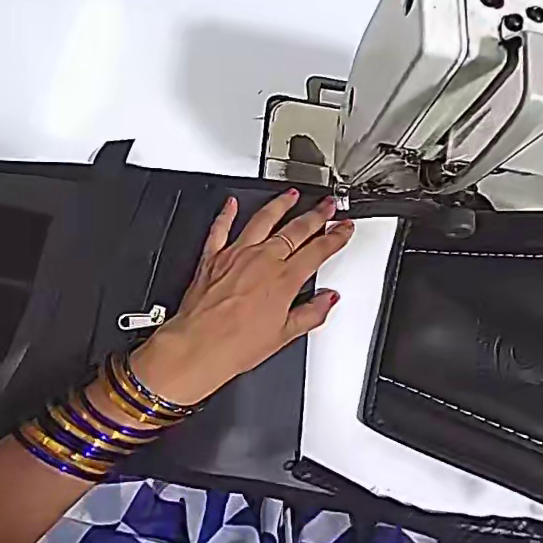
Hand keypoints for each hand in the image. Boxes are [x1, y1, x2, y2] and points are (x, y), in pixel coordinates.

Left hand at [128, 190, 353, 405]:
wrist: (198, 346)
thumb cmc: (236, 345)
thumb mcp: (284, 335)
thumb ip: (311, 313)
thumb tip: (327, 299)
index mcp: (283, 279)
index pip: (318, 250)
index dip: (336, 237)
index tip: (344, 228)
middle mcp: (261, 260)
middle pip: (296, 230)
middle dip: (316, 215)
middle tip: (327, 205)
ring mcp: (236, 255)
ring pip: (263, 220)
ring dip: (279, 205)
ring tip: (290, 195)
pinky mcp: (212, 257)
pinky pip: (220, 228)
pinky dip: (227, 213)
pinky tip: (232, 203)